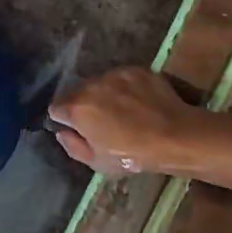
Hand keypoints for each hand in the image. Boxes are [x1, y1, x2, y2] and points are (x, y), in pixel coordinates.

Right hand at [47, 66, 210, 175]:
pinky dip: (124, 88)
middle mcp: (91, 85)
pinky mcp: (135, 70)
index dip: (64, 120)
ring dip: (103, 94)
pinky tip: (138, 103)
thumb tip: (62, 133)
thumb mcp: (97, 163)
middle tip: (101, 122)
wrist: (176, 136)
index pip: (56, 108)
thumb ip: (72, 146)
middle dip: (83, 105)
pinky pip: (121, 78)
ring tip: (122, 111)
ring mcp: (114, 74)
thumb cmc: (133, 155)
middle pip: (76, 92)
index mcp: (77, 108)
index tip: (77, 129)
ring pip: (99, 83)